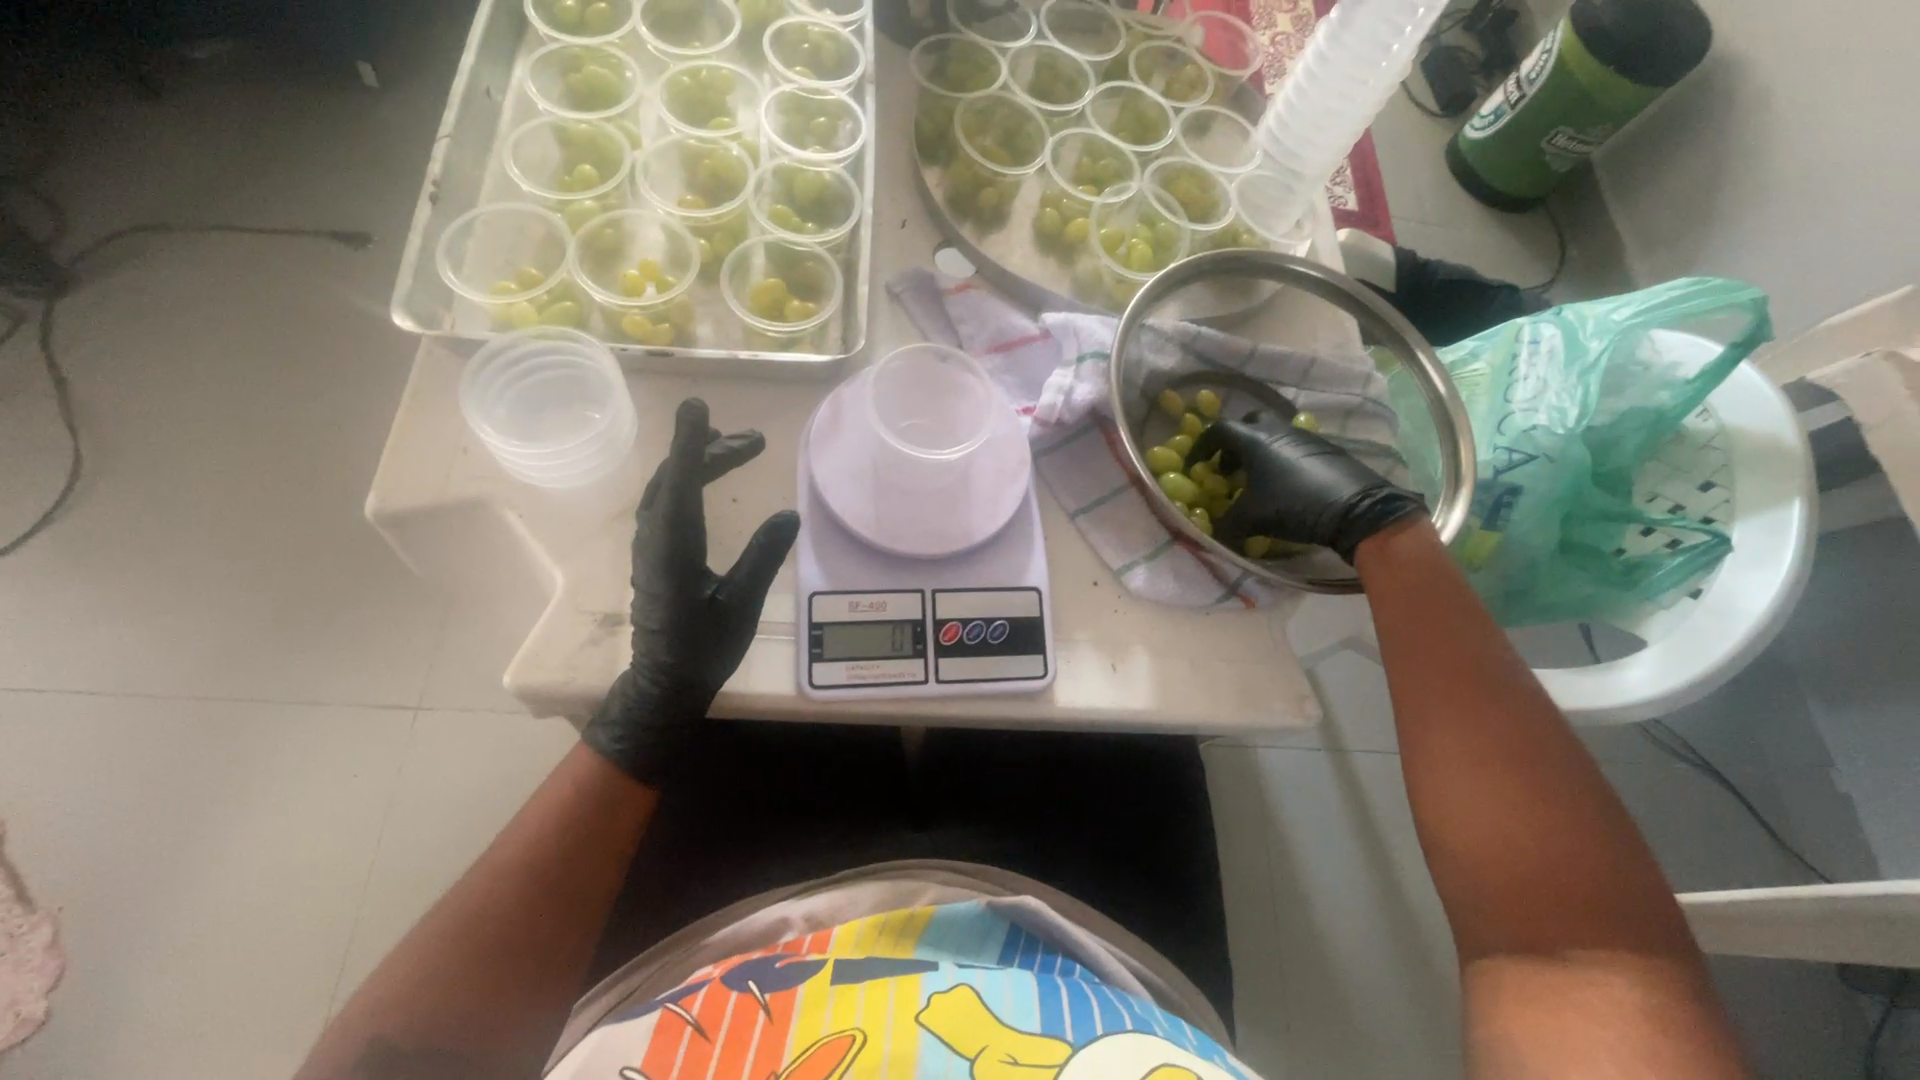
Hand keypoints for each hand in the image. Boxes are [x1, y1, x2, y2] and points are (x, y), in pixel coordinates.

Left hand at [583, 398, 800, 785]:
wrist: (665, 682)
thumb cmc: (704, 648)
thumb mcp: (741, 605)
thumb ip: (762, 557)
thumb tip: (788, 514)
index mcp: (673, 547)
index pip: (680, 482)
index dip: (690, 442)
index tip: (698, 406)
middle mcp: (654, 538)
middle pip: (674, 477)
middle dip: (708, 450)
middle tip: (754, 439)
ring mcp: (650, 545)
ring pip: (668, 488)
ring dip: (696, 462)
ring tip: (732, 445)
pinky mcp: (655, 553)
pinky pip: (667, 502)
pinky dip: (687, 480)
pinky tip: (708, 481)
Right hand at [1186, 413, 1424, 563]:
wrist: (1356, 508)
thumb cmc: (1293, 505)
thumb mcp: (1251, 519)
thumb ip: (1225, 524)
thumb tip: (1212, 532)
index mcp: (1254, 440)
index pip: (1218, 431)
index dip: (1202, 447)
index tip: (1197, 466)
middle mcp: (1277, 430)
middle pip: (1248, 425)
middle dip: (1234, 444)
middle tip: (1229, 468)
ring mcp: (1305, 437)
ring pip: (1273, 435)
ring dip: (1259, 453)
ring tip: (1257, 481)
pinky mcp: (1325, 449)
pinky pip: (1294, 447)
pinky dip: (1281, 460)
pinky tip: (1286, 486)